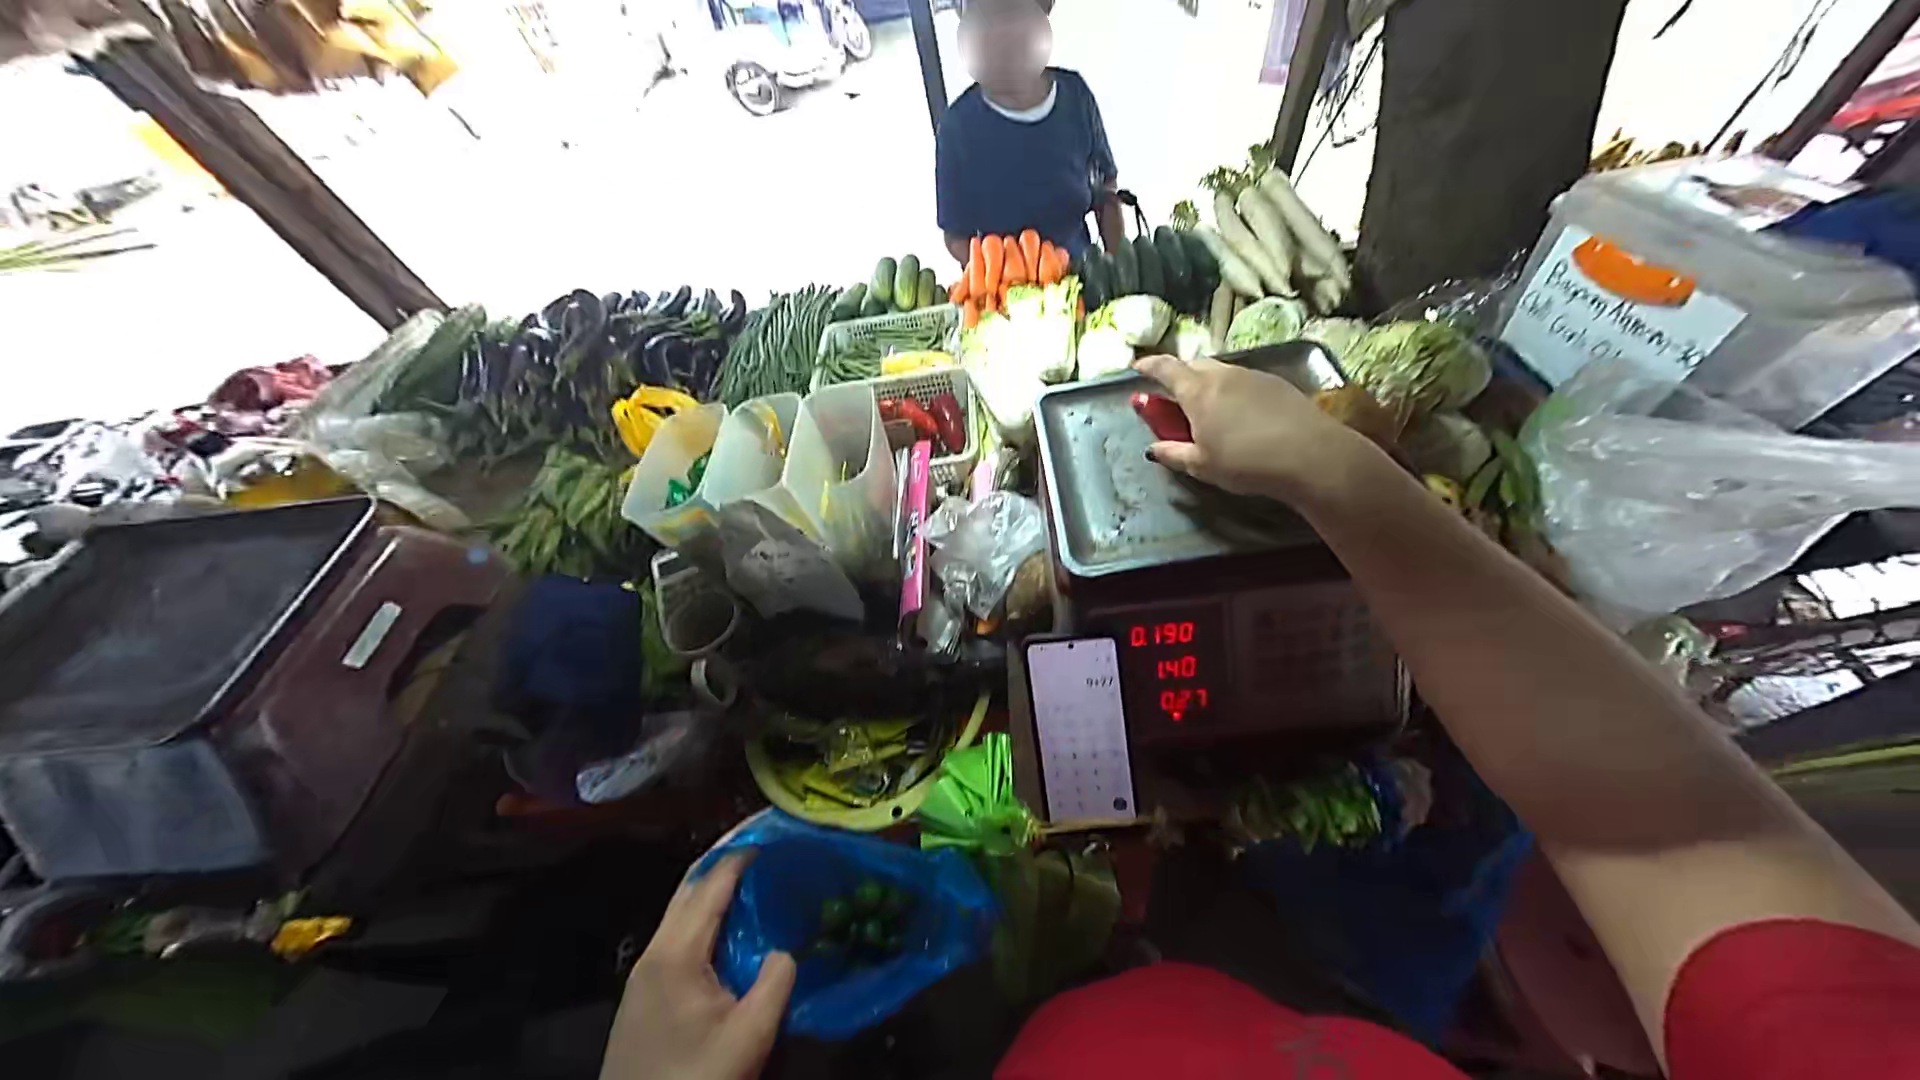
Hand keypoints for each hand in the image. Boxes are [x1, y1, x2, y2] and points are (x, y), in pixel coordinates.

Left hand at [601, 853, 796, 1079]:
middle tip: (767, 848)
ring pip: (681, 908)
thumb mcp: (749, 1038)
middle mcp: (655, 951)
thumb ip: (776, 982)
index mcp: (677, 953)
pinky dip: (705, 912)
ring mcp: (643, 972)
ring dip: (715, 886)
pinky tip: (731, 925)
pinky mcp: (643, 992)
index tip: (777, 837)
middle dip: (727, 860)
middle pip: (691, 886)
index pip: (713, 883)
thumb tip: (785, 950)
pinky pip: (677, 931)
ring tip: (756, 878)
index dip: (744, 854)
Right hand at [1132, 353, 1372, 504]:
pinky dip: (1231, 390)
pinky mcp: (1276, 384)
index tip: (1138, 368)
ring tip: (1207, 408)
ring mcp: (1252, 376)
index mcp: (1197, 392)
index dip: (1149, 366)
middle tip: (1173, 396)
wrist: (1310, 456)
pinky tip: (1238, 414)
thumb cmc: (1245, 462)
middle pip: (1193, 365)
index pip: (1166, 368)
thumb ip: (1172, 453)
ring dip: (1207, 383)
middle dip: (1179, 375)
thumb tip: (1153, 448)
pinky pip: (1242, 380)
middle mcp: (1223, 376)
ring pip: (1220, 371)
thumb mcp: (1201, 465)